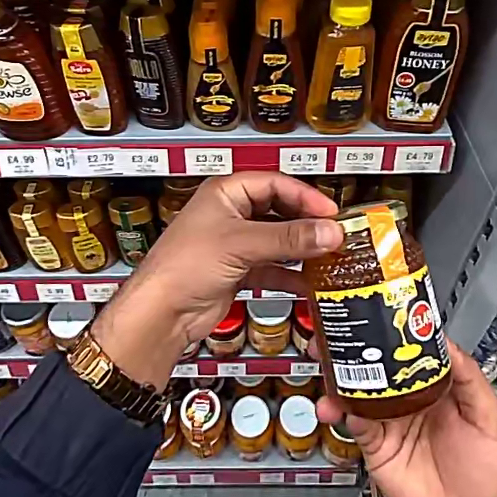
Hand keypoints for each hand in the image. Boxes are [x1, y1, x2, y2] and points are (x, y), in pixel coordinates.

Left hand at [90, 173, 340, 387]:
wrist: (162, 312)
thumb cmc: (185, 266)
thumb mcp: (241, 244)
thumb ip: (288, 238)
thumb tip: (329, 231)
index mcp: (226, 193)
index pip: (274, 184)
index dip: (304, 196)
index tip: (331, 212)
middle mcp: (231, 214)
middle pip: (279, 210)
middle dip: (306, 223)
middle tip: (334, 234)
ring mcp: (235, 243)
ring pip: (277, 240)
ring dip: (302, 248)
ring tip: (330, 256)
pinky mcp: (238, 270)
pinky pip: (272, 266)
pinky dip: (291, 274)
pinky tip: (310, 282)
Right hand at [318, 342, 496, 496]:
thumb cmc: (490, 473)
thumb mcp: (488, 417)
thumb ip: (469, 377)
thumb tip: (446, 342)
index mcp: (435, 388)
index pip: (407, 353)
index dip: (390, 336)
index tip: (374, 317)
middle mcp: (408, 401)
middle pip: (375, 367)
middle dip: (352, 350)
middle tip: (334, 336)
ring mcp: (390, 422)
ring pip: (357, 391)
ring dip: (338, 377)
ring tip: (326, 367)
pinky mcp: (376, 446)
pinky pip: (353, 423)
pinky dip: (339, 412)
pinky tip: (335, 407)